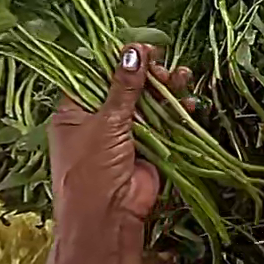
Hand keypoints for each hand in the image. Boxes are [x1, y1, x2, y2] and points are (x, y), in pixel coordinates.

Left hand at [47, 43, 192, 231]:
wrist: (110, 215)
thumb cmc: (93, 170)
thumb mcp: (106, 122)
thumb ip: (123, 87)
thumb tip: (133, 51)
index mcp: (75, 112)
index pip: (96, 76)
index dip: (118, 61)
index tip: (141, 48)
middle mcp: (99, 120)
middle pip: (127, 87)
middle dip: (148, 75)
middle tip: (163, 68)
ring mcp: (125, 133)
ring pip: (149, 102)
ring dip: (166, 90)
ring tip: (182, 77)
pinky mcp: (149, 145)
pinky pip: (164, 121)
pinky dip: (177, 111)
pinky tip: (188, 102)